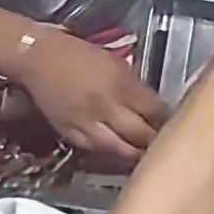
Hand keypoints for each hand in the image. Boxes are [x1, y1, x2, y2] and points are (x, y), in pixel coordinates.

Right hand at [15, 30, 167, 158]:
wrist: (38, 58)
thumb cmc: (82, 56)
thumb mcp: (119, 66)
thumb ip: (137, 90)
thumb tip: (155, 108)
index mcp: (123, 87)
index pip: (155, 111)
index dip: (167, 120)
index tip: (175, 124)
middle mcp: (106, 107)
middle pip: (139, 133)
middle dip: (154, 141)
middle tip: (166, 146)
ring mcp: (86, 122)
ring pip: (118, 148)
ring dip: (134, 154)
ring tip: (146, 157)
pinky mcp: (68, 131)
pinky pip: (93, 149)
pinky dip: (109, 153)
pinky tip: (119, 155)